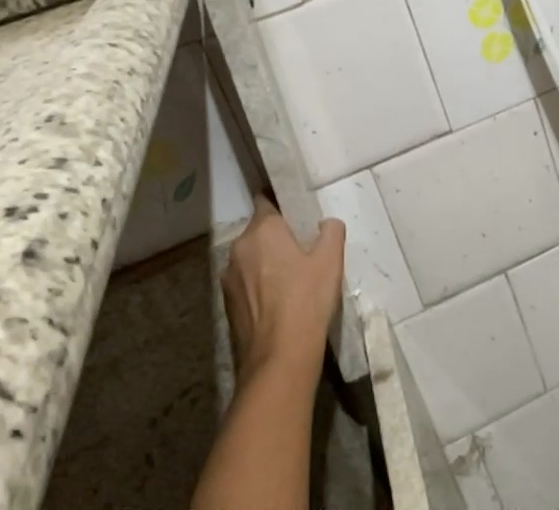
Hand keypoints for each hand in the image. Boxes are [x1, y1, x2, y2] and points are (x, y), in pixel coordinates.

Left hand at [223, 196, 346, 381]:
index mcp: (262, 230)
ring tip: (292, 278)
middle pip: (259, 232)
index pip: (267, 201)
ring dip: (267, 262)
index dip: (283, 204)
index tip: (299, 213)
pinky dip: (260, 285)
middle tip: (304, 248)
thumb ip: (331, 231)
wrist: (279, 357)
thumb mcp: (331, 260)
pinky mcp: (227, 304)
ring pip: (251, 259)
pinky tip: (279, 302)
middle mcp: (238, 249)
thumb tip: (326, 224)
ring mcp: (228, 278)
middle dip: (278, 236)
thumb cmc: (307, 300)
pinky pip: (246, 283)